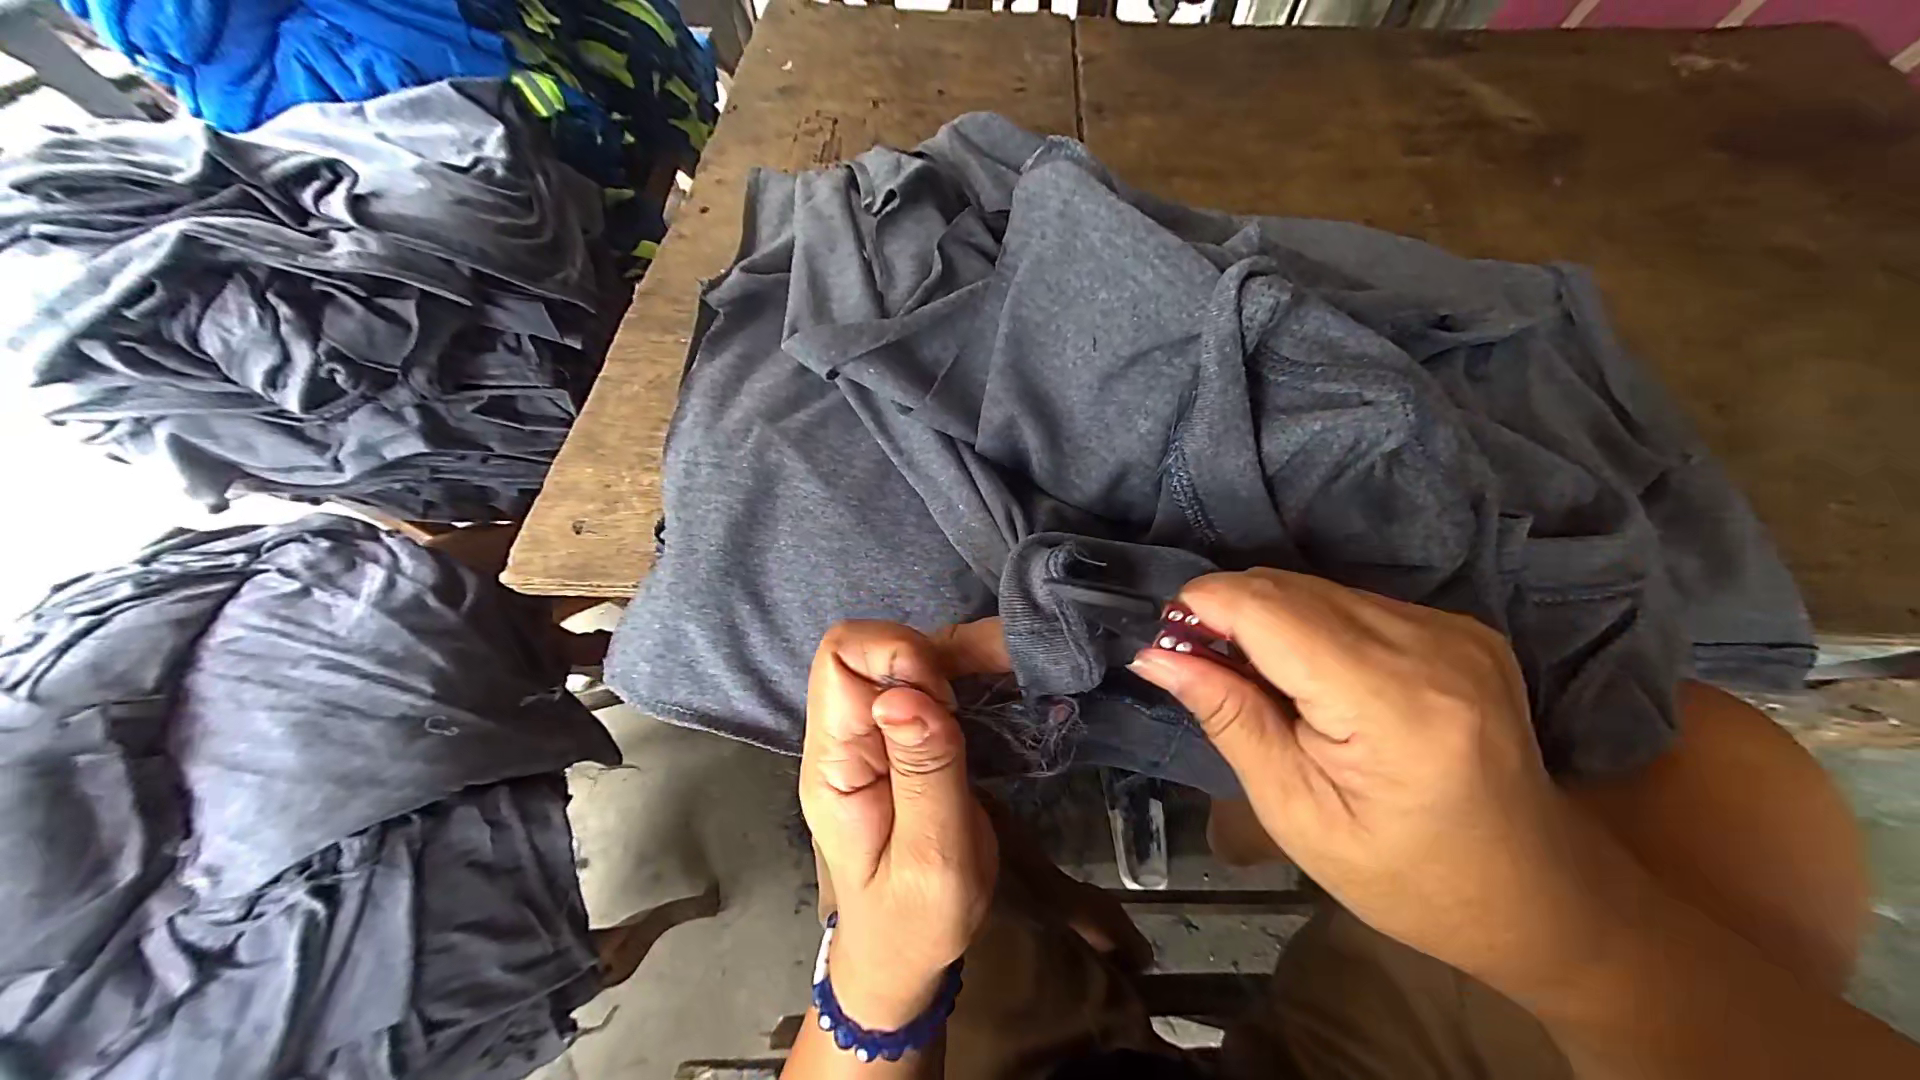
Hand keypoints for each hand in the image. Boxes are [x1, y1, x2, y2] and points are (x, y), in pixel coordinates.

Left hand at [799, 620, 998, 1028]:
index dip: (895, 655)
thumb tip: (903, 695)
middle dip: (939, 651)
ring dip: (961, 657)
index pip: (839, 660)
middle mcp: (846, 734)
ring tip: (1012, 671)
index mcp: (834, 762)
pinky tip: (1003, 683)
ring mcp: (874, 732)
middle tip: (999, 677)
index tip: (946, 699)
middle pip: (875, 648)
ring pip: (908, 657)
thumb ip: (923, 774)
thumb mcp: (931, 862)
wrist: (904, 951)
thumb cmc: (914, 922)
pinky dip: (968, 673)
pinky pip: (930, 682)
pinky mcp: (904, 735)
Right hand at [1127, 570, 1608, 986]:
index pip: (1269, 610)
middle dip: (1225, 613)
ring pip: (1313, 587)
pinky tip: (1306, 674)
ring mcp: (1452, 629)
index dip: (1203, 607)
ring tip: (1255, 679)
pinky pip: (1347, 599)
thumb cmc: (1403, 876)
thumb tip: (1154, 654)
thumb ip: (1227, 718)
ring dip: (1263, 618)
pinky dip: (1304, 623)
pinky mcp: (1459, 625)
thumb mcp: (1294, 811)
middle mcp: (1431, 645)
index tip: (1168, 640)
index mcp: (1394, 705)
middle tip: (1198, 665)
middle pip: (1287, 588)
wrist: (1536, 893)